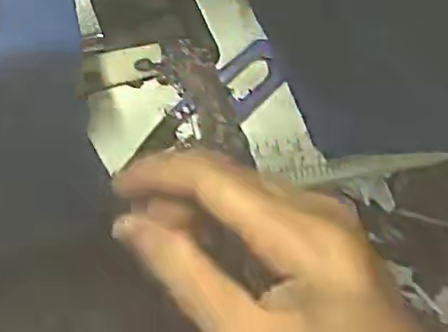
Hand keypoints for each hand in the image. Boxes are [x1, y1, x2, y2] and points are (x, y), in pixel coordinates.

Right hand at [113, 152, 415, 331]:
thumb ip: (186, 275)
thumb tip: (125, 223)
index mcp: (306, 232)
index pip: (210, 174)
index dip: (153, 173)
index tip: (113, 190)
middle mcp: (321, 208)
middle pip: (225, 172)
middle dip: (172, 188)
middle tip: (136, 222)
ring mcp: (332, 221)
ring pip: (239, 184)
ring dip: (195, 200)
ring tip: (166, 235)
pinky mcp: (334, 238)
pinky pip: (261, 204)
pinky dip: (223, 215)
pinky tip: (206, 241)